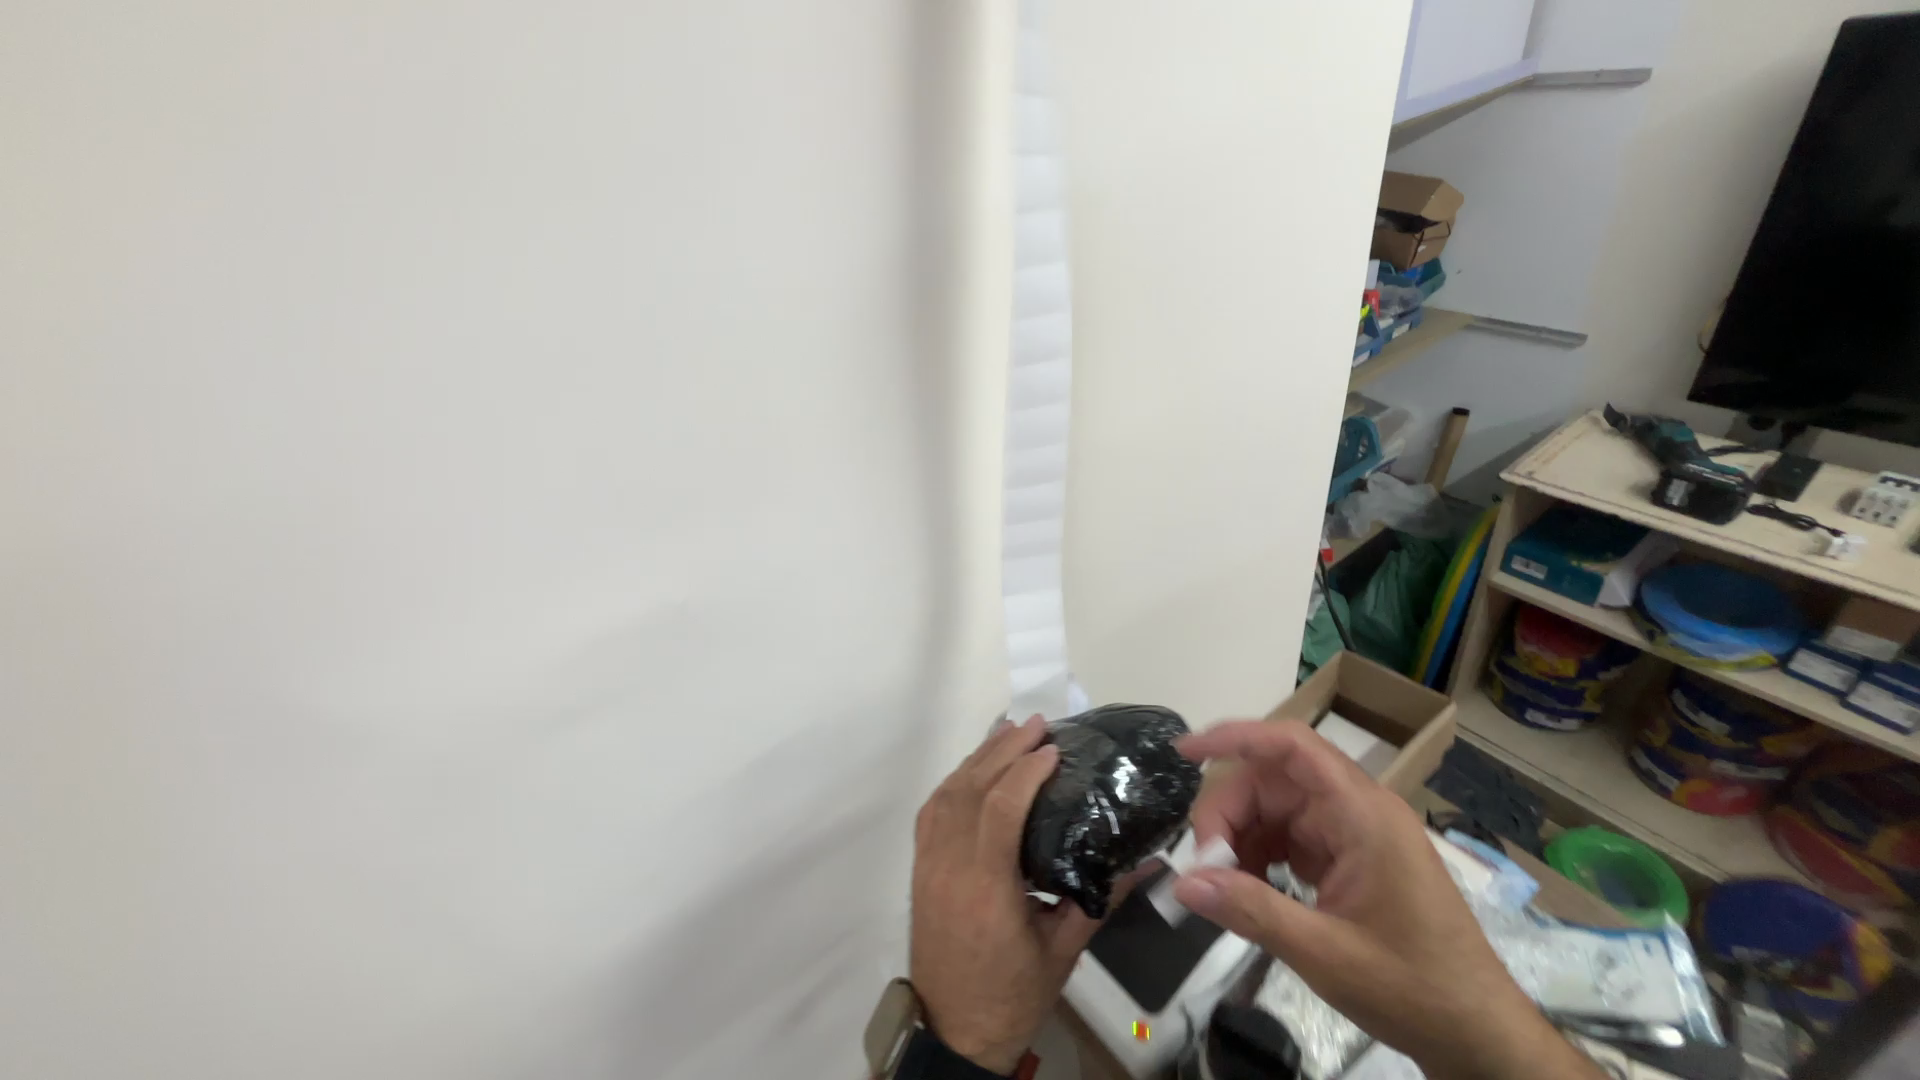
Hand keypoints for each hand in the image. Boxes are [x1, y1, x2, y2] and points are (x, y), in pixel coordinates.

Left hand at [908, 717, 1101, 1074]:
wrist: (951, 1030)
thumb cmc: (1012, 994)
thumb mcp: (1063, 952)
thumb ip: (1100, 900)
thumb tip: (1147, 861)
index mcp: (986, 890)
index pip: (998, 810)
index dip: (1024, 771)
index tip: (1053, 748)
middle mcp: (950, 868)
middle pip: (970, 790)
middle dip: (1003, 750)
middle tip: (1037, 724)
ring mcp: (928, 866)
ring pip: (947, 794)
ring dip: (978, 758)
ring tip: (1009, 731)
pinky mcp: (920, 869)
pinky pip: (932, 811)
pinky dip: (954, 780)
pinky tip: (975, 767)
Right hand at [1171, 721, 1602, 1079]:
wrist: (1479, 1038)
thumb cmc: (1414, 989)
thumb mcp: (1324, 954)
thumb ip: (1251, 910)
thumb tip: (1183, 883)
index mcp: (1361, 814)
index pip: (1290, 746)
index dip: (1233, 737)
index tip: (1183, 752)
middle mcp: (1357, 811)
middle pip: (1272, 781)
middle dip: (1229, 813)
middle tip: (1204, 865)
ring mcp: (1354, 835)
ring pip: (1276, 810)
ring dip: (1242, 839)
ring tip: (1224, 885)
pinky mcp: (1349, 860)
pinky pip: (1290, 838)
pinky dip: (1260, 858)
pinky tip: (1248, 892)